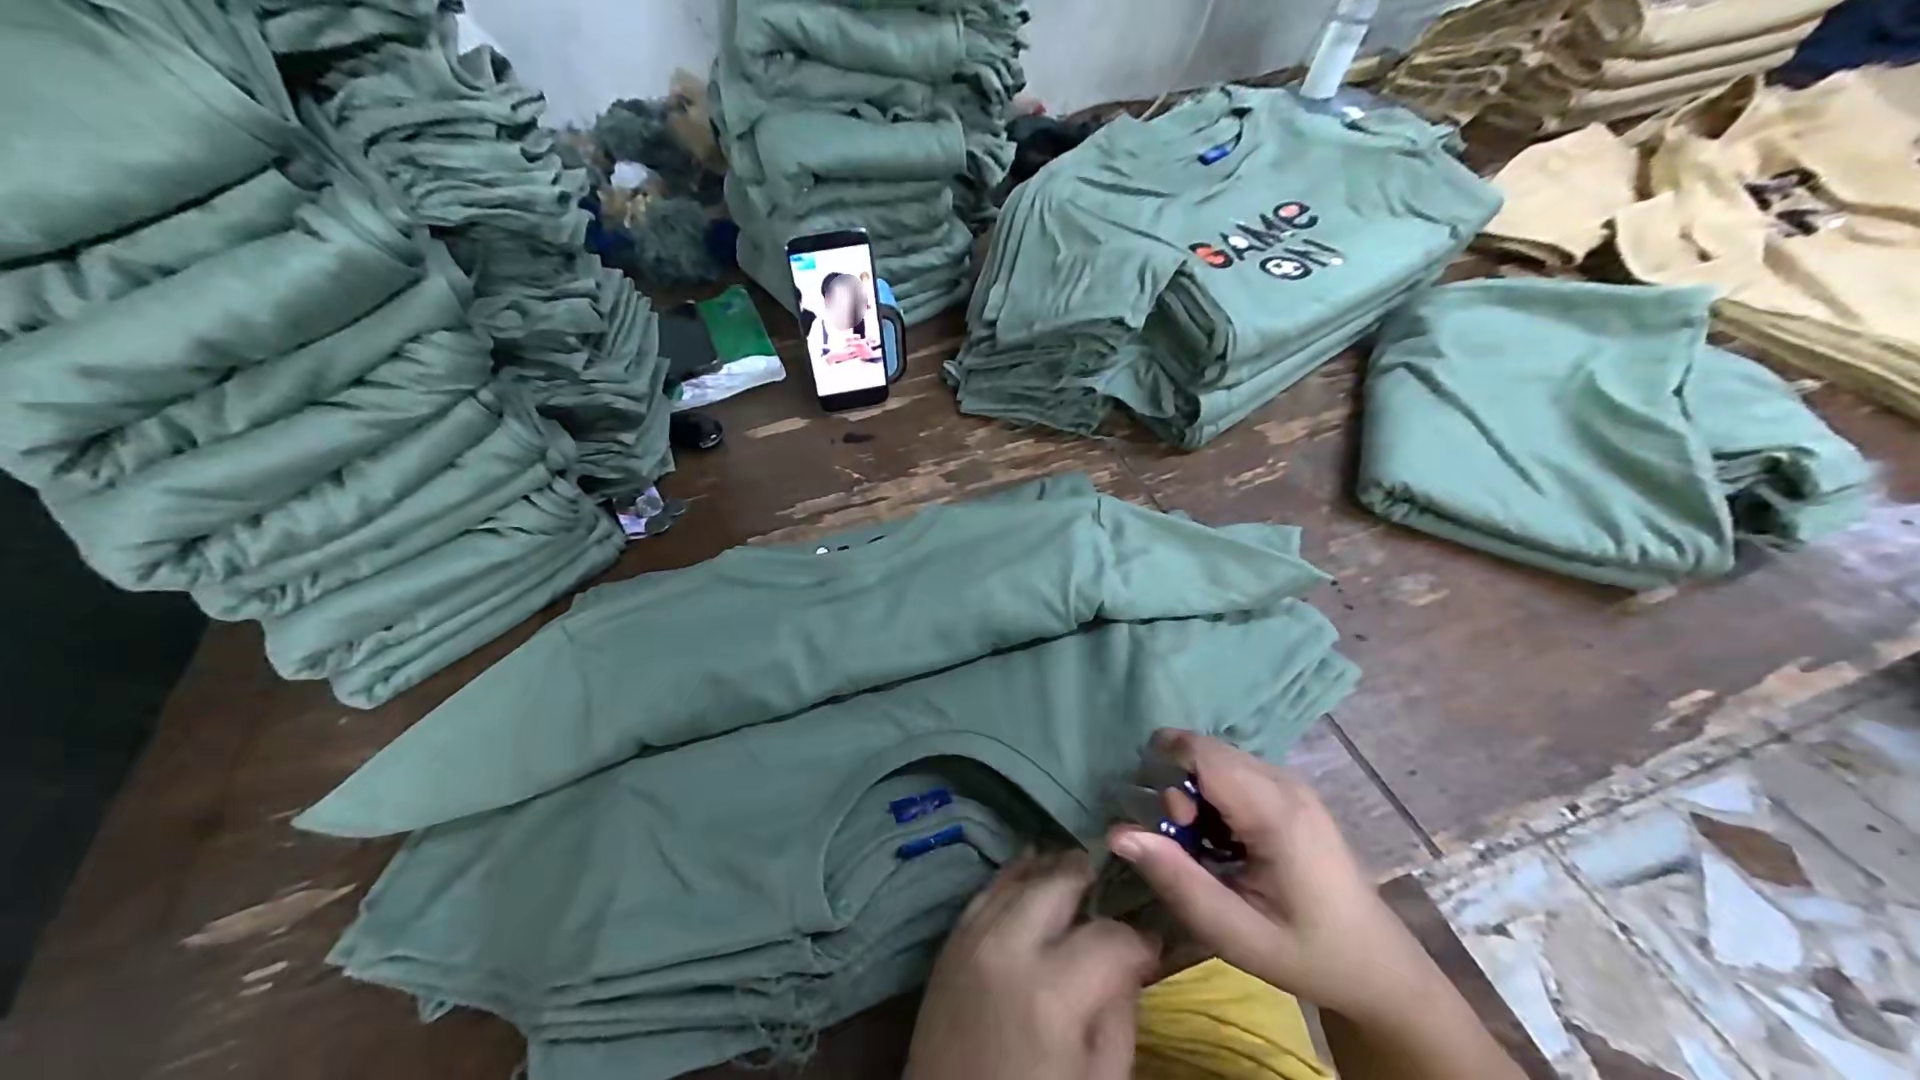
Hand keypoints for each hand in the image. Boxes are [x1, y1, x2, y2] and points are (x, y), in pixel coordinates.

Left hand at [904, 851, 1160, 1079]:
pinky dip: (1012, 878)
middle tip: (1111, 883)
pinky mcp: (948, 944)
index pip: (1110, 937)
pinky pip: (984, 893)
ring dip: (1049, 869)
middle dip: (1090, 879)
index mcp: (1052, 993)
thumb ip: (1119, 1014)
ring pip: (1017, 878)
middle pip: (1057, 885)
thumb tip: (1130, 961)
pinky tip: (1030, 872)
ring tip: (1076, 867)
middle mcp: (1008, 949)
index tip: (1151, 946)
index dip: (1138, 939)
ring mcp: (971, 940)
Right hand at [1106, 730, 1433, 1022]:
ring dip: (1193, 789)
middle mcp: (1284, 782)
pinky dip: (1211, 794)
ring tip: (1204, 845)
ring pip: (1216, 756)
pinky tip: (1223, 840)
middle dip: (1177, 783)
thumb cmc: (1306, 953)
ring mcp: (1290, 782)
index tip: (1170, 822)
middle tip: (1185, 839)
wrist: (1378, 965)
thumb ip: (1175, 879)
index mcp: (1276, 812)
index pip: (1201, 751)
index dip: (1168, 773)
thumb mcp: (1234, 932)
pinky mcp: (1289, 790)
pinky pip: (1232, 769)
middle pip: (1205, 749)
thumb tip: (1118, 834)